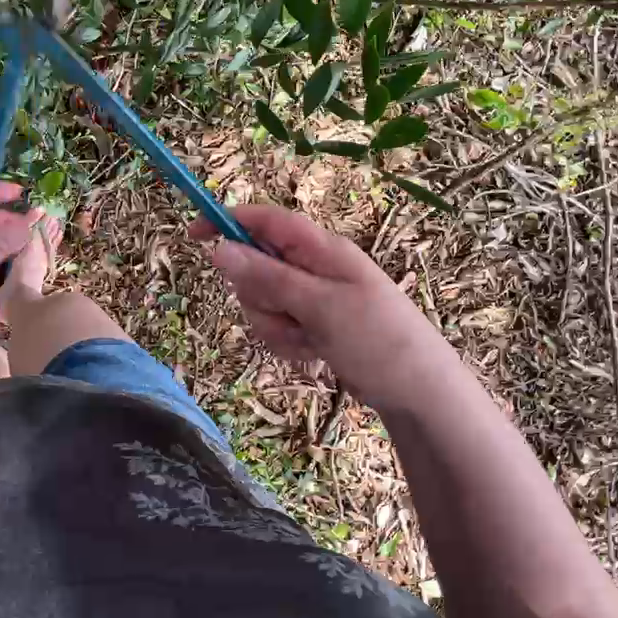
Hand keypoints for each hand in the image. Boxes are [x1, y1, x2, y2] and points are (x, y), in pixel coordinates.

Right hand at [190, 205, 464, 413]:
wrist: (423, 397)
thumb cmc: (380, 342)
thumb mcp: (320, 307)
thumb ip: (267, 277)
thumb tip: (218, 248)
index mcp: (321, 249)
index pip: (265, 220)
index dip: (228, 221)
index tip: (194, 236)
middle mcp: (314, 267)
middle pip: (255, 264)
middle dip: (258, 295)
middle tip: (287, 314)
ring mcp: (313, 296)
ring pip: (260, 299)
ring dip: (274, 324)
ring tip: (308, 340)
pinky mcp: (313, 323)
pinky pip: (276, 324)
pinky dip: (286, 340)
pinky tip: (313, 353)